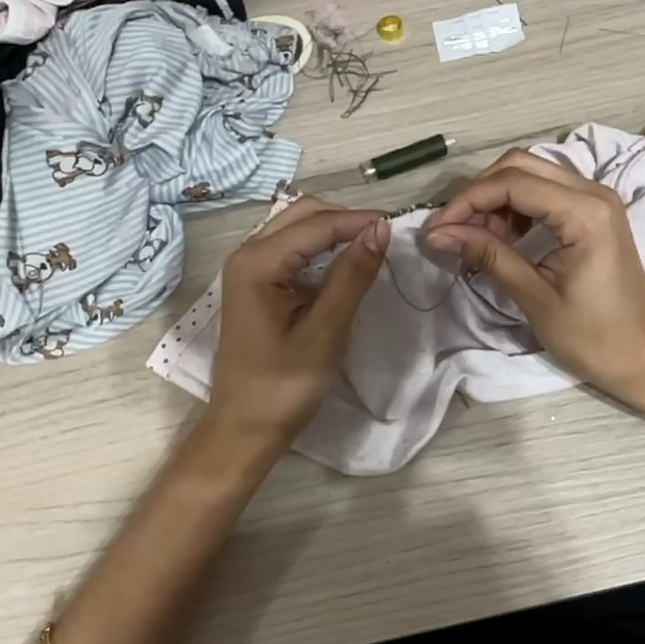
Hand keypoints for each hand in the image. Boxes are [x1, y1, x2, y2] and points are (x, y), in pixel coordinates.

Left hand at [209, 198, 389, 446]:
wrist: (244, 429)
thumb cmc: (283, 386)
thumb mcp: (325, 331)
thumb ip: (352, 276)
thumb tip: (380, 230)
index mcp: (258, 262)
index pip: (318, 224)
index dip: (359, 221)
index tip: (400, 226)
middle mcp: (248, 254)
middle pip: (304, 214)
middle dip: (346, 219)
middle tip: (386, 236)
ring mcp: (249, 268)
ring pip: (298, 229)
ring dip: (335, 231)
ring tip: (372, 247)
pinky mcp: (257, 283)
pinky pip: (293, 250)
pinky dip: (321, 249)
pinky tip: (346, 264)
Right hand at [424, 150, 644, 399]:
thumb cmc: (594, 337)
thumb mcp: (535, 298)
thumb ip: (489, 256)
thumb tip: (439, 234)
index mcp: (584, 212)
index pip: (512, 183)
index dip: (467, 201)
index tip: (436, 230)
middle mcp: (593, 192)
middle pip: (519, 165)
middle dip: (479, 193)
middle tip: (454, 231)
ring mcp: (596, 198)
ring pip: (530, 172)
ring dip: (496, 198)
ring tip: (475, 238)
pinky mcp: (593, 210)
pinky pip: (545, 189)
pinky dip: (516, 205)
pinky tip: (503, 236)